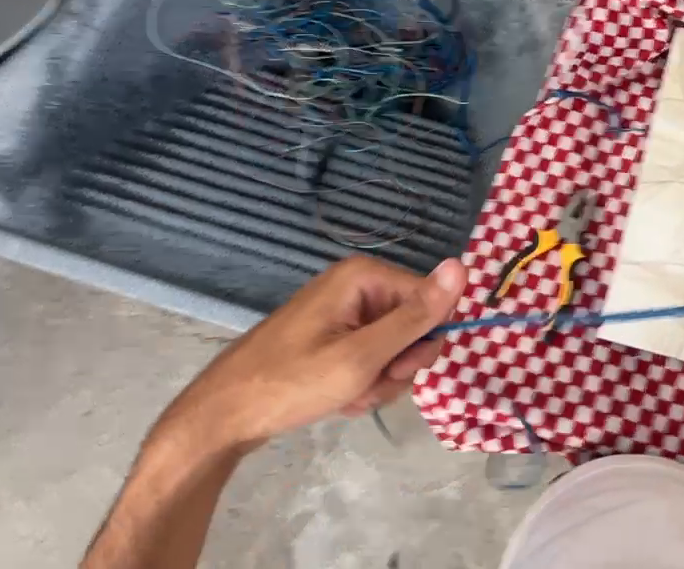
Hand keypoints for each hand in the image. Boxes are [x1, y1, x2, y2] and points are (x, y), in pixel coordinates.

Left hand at [157, 254, 466, 455]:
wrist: (220, 418)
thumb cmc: (291, 383)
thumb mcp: (362, 356)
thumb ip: (416, 316)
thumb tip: (463, 265)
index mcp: (366, 276)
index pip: (430, 300)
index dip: (421, 342)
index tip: (394, 371)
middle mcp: (358, 284)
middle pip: (412, 324)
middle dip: (396, 365)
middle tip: (365, 387)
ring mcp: (343, 310)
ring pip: (394, 346)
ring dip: (379, 379)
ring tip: (347, 396)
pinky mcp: (333, 334)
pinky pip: (371, 354)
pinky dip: (362, 381)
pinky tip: (339, 397)